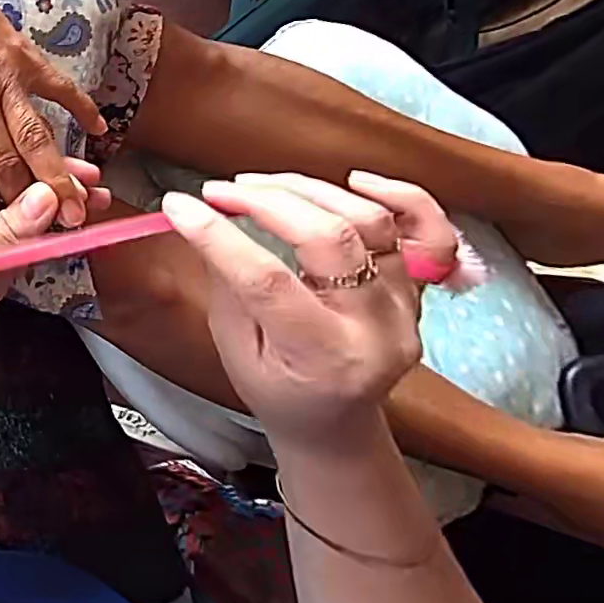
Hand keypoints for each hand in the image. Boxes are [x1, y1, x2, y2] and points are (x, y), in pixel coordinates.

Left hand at [0, 0, 107, 227]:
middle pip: (6, 164)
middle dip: (31, 205)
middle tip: (57, 235)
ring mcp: (3, 79)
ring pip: (36, 135)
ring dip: (59, 173)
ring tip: (80, 204)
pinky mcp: (25, 57)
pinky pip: (59, 87)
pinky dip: (81, 107)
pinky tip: (99, 131)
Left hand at [0, 157, 111, 435]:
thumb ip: (2, 231)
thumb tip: (47, 194)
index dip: (38, 172)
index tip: (79, 174)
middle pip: (15, 197)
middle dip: (55, 190)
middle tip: (96, 188)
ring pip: (26, 225)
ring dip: (60, 217)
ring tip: (98, 206)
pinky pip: (28, 254)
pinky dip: (53, 245)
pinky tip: (77, 236)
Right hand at [161, 170, 459, 449]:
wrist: (336, 421)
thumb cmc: (274, 387)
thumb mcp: (232, 346)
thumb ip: (226, 282)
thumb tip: (202, 221)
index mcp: (322, 354)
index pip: (266, 280)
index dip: (216, 234)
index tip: (177, 205)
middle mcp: (376, 328)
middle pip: (330, 239)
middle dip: (264, 202)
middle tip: (216, 191)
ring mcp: (406, 305)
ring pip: (371, 223)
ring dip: (306, 190)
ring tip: (257, 185)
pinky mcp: (417, 287)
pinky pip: (427, 233)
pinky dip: (400, 198)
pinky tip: (356, 181)